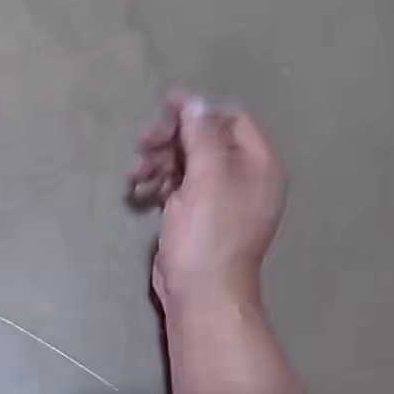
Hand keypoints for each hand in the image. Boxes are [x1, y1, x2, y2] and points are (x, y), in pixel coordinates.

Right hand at [128, 93, 286, 309]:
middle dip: (172, 139)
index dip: (198, 112)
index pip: (231, 120)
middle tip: (142, 146)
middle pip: (206, 140)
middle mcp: (243, 176)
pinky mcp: (196, 213)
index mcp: (258, 165)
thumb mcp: (207, 180)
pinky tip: (140, 192)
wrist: (201, 290)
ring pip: (187, 162)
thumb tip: (194, 102)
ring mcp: (219, 196)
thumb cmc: (208, 234)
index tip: (163, 109)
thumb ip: (202, 137)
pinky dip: (158, 182)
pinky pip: (178, 185)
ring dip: (159, 161)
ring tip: (136, 176)